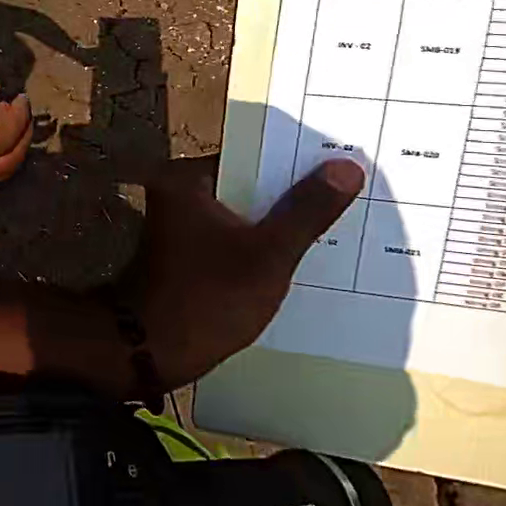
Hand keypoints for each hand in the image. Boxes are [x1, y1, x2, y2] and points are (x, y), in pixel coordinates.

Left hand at [115, 157, 363, 390]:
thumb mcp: (268, 254)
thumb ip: (306, 210)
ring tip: (341, 218)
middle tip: (355, 188)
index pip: (252, 154)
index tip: (346, 158)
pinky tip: (304, 253)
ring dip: (280, 219)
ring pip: (244, 211)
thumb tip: (347, 166)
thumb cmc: (207, 297)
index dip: (298, 158)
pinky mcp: (189, 252)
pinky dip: (262, 241)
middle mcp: (178, 192)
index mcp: (186, 178)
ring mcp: (182, 223)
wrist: (150, 351)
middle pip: (249, 182)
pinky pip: (235, 234)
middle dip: (294, 190)